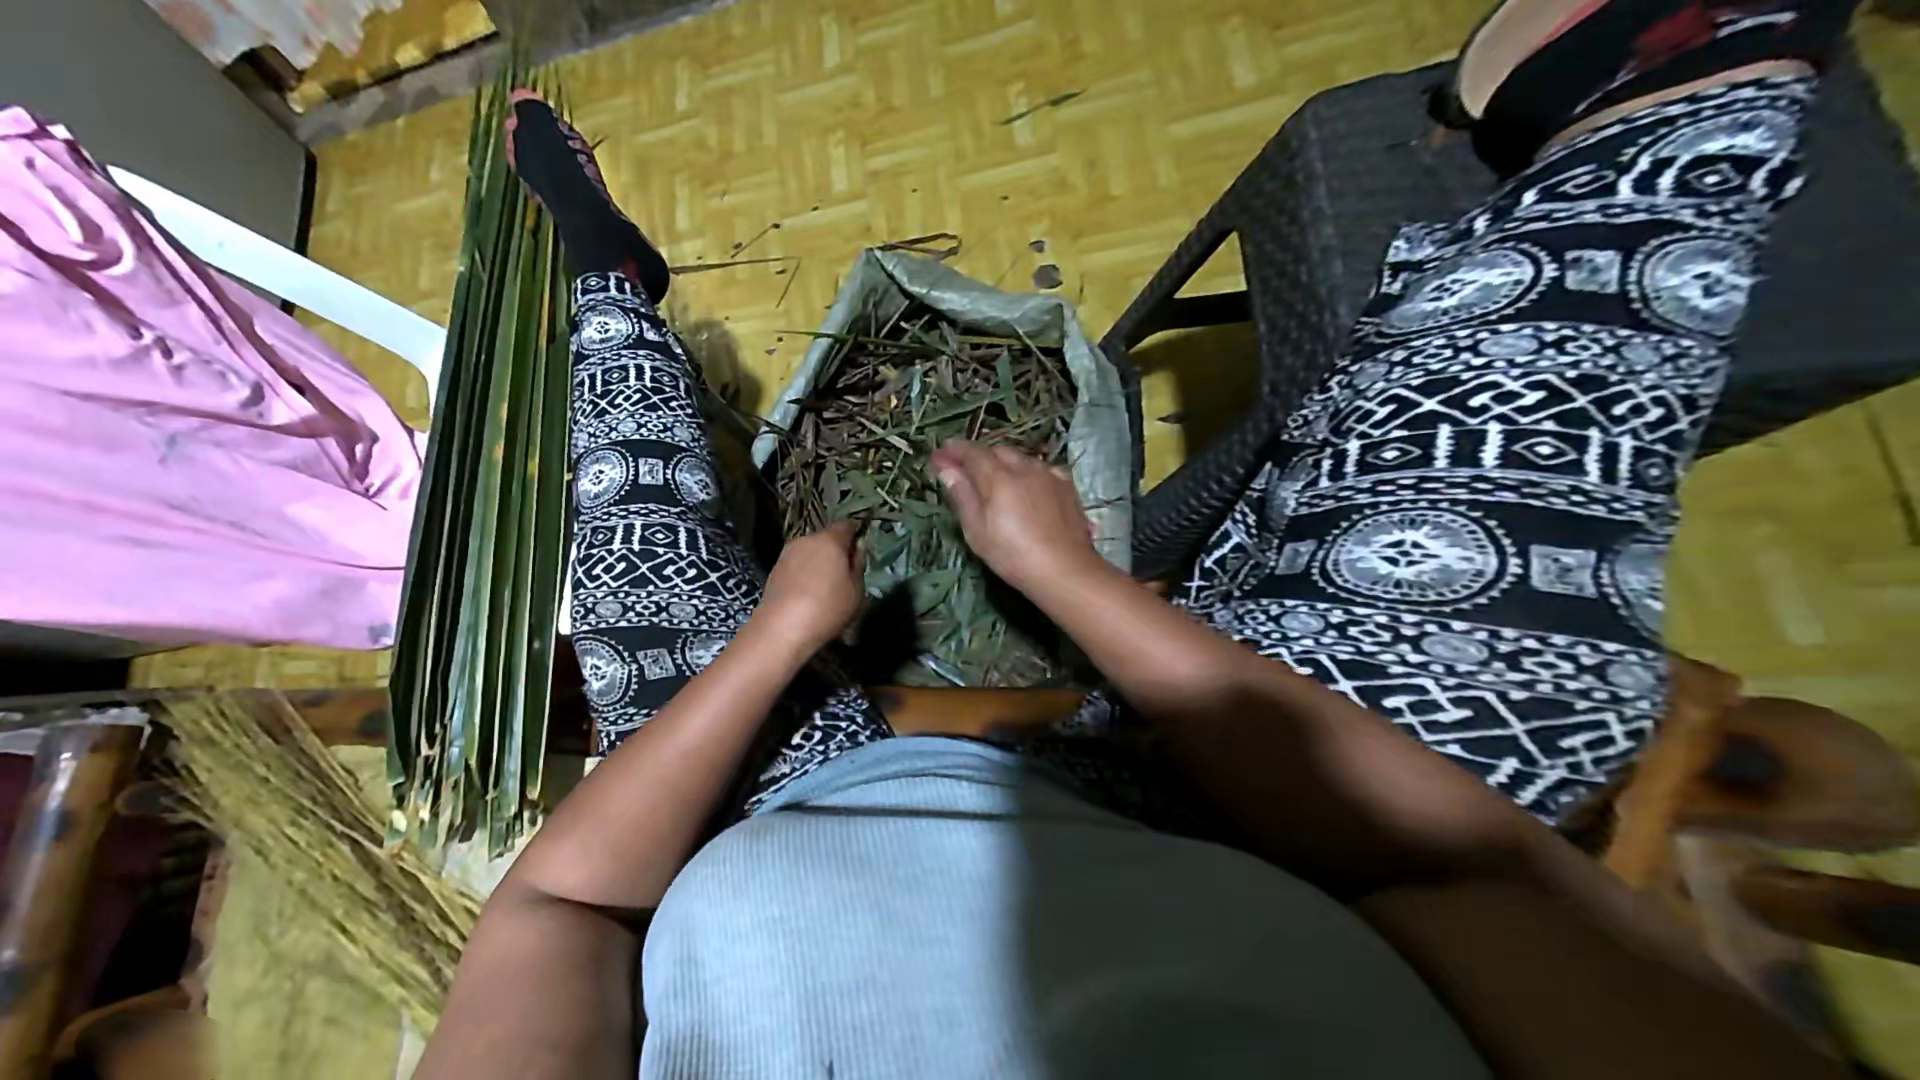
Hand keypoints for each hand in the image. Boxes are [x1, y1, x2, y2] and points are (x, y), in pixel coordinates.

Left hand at [756, 522, 865, 652]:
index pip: (846, 526)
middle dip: (836, 551)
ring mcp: (787, 554)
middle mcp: (806, 540)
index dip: (855, 535)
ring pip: (810, 552)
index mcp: (829, 540)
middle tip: (845, 574)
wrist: (781, 628)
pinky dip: (805, 573)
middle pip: (826, 538)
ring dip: (819, 563)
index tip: (859, 552)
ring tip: (825, 588)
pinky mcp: (775, 570)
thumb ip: (858, 565)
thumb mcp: (856, 590)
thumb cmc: (827, 608)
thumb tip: (858, 548)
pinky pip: (797, 565)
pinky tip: (808, 594)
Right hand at [930, 440, 1102, 590]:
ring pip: (1021, 458)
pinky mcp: (1066, 486)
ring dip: (1003, 462)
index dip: (952, 451)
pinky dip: (1026, 472)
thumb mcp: (977, 530)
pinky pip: (1041, 469)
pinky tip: (1026, 487)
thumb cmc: (1012, 555)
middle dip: (977, 456)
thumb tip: (947, 469)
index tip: (938, 458)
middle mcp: (1025, 467)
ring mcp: (1049, 474)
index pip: (972, 452)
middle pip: (997, 450)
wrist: (1065, 569)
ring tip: (994, 479)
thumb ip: (962, 495)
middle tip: (963, 471)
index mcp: (999, 477)